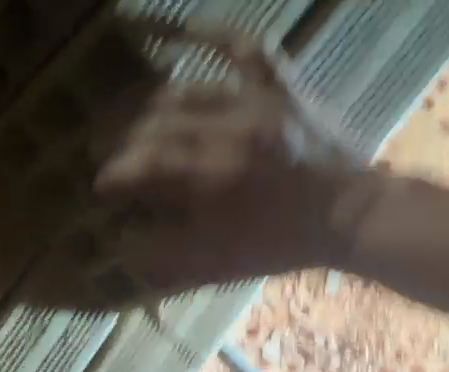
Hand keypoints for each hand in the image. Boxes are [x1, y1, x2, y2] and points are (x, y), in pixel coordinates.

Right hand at [92, 30, 376, 292]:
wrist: (351, 215)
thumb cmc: (281, 243)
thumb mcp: (218, 261)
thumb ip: (167, 253)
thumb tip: (123, 244)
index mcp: (216, 175)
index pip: (149, 164)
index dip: (117, 173)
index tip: (97, 186)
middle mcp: (232, 129)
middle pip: (160, 123)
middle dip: (121, 137)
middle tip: (97, 150)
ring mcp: (256, 102)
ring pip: (188, 91)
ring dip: (147, 102)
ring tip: (121, 114)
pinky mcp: (279, 87)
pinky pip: (245, 50)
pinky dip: (213, 36)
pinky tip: (182, 32)